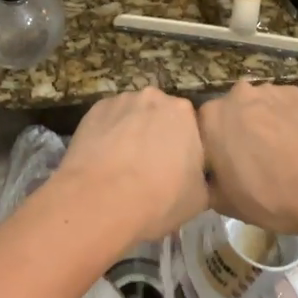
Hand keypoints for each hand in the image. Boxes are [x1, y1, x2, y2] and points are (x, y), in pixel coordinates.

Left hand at [55, 86, 207, 240]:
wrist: (101, 201)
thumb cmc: (158, 199)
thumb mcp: (198, 198)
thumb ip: (202, 176)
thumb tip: (196, 175)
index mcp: (184, 112)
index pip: (190, 126)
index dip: (183, 147)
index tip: (175, 168)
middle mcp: (154, 97)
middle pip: (160, 114)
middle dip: (157, 134)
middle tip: (150, 166)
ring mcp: (122, 100)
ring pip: (132, 115)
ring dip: (132, 132)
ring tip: (122, 165)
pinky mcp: (95, 109)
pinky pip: (109, 120)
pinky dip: (108, 134)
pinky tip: (103, 159)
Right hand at [197, 81, 297, 238]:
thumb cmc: (270, 197)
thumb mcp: (226, 204)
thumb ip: (208, 183)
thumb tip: (209, 178)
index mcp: (210, 119)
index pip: (201, 130)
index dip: (213, 149)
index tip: (225, 167)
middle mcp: (236, 95)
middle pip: (231, 113)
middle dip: (238, 131)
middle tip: (253, 159)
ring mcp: (269, 90)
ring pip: (259, 107)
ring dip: (263, 123)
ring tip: (281, 151)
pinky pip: (284, 106)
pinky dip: (287, 120)